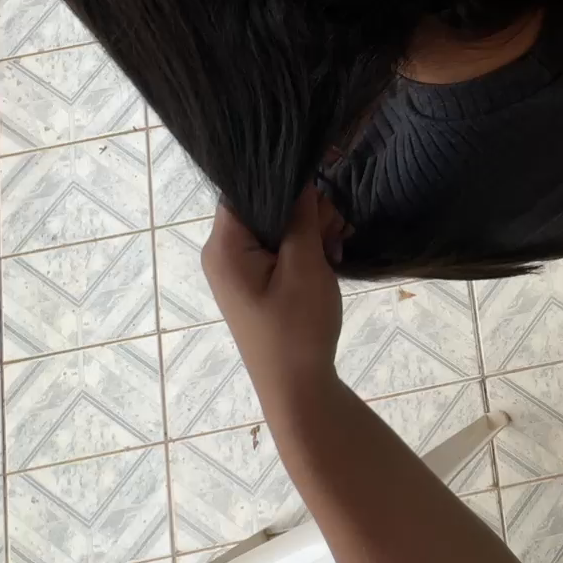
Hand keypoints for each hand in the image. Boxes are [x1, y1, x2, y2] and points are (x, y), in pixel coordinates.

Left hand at [201, 186, 345, 406]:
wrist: (297, 383)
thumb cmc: (297, 326)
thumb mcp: (305, 267)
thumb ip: (301, 220)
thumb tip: (301, 179)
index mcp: (225, 248)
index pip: (244, 190)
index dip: (282, 179)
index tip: (322, 181)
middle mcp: (226, 252)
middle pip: (267, 205)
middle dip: (307, 209)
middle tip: (335, 231)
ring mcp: (243, 266)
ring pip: (281, 223)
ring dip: (314, 227)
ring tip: (337, 248)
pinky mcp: (260, 277)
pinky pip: (284, 244)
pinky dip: (310, 244)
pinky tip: (332, 256)